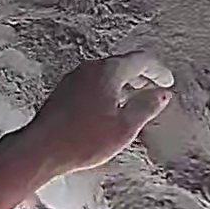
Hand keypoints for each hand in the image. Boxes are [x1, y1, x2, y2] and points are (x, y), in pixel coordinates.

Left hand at [23, 53, 174, 173]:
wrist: (42, 148)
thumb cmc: (83, 140)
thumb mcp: (124, 128)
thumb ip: (145, 107)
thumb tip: (162, 94)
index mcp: (107, 71)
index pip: (140, 60)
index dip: (158, 70)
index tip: (167, 81)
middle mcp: (90, 68)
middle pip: (122, 64)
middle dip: (142, 76)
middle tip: (155, 89)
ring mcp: (75, 77)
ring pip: (107, 73)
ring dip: (125, 84)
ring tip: (136, 101)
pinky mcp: (65, 90)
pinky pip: (94, 82)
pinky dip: (109, 90)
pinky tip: (111, 109)